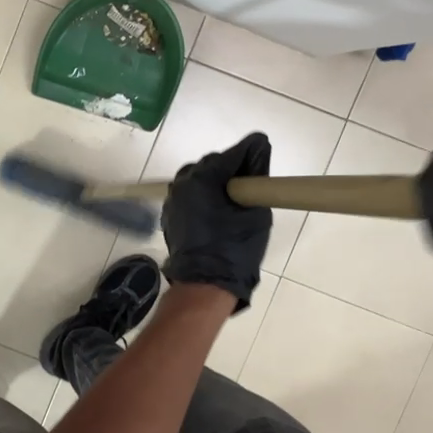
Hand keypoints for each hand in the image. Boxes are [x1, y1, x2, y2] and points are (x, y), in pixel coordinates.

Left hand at [162, 132, 271, 309]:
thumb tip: (259, 149)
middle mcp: (182, 183)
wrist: (204, 283)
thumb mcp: (254, 212)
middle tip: (251, 179)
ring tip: (234, 195)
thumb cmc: (235, 248)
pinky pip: (188, 194)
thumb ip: (255, 178)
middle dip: (231, 167)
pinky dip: (203, 194)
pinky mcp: (170, 213)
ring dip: (215, 180)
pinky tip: (217, 207)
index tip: (262, 149)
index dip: (249, 151)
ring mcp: (172, 199)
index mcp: (203, 178)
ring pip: (197, 178)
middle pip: (211, 164)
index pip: (231, 155)